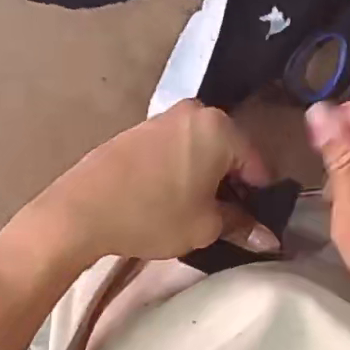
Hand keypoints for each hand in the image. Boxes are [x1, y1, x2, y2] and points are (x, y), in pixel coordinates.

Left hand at [17, 100, 276, 264]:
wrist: (82, 210)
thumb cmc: (153, 216)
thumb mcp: (204, 226)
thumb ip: (240, 225)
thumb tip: (267, 238)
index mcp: (220, 127)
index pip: (258, 165)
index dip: (262, 199)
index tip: (257, 224)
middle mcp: (194, 112)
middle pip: (228, 153)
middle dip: (232, 186)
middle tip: (227, 221)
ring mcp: (161, 119)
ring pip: (200, 152)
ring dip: (205, 179)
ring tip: (195, 213)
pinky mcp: (136, 133)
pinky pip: (173, 152)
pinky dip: (180, 173)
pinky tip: (169, 201)